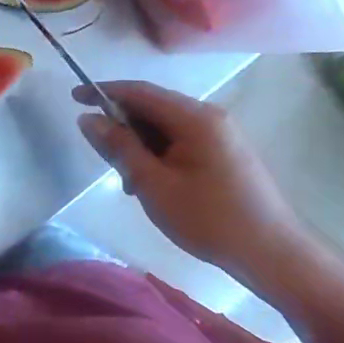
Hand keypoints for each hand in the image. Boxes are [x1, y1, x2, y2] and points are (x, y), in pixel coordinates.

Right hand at [76, 81, 309, 281]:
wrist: (269, 251)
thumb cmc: (206, 218)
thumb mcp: (152, 184)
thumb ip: (119, 148)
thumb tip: (89, 118)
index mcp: (193, 118)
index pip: (139, 91)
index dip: (104, 91)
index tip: (74, 98)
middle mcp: (209, 116)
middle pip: (153, 107)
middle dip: (122, 126)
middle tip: (104, 160)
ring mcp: (220, 134)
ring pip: (165, 127)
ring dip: (139, 145)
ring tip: (130, 183)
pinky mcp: (224, 152)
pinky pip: (181, 141)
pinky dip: (158, 155)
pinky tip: (153, 184)